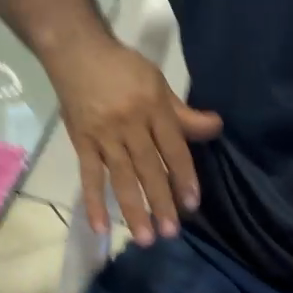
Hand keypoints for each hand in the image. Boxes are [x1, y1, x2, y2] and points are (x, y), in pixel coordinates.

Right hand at [51, 37, 221, 244]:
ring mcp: (105, 137)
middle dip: (161, 202)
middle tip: (171, 232)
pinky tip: (101, 228)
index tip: (192, 204)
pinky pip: (90, 178)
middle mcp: (131, 124)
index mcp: (153, 107)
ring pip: (122, 178)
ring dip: (134, 210)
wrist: (77, 53)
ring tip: (146, 239)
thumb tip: (216, 128)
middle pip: (149, 169)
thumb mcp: (158, 86)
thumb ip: (183, 115)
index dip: (184, 177)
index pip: (173, 148)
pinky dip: (94, 203)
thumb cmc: (123, 70)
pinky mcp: (83, 144)